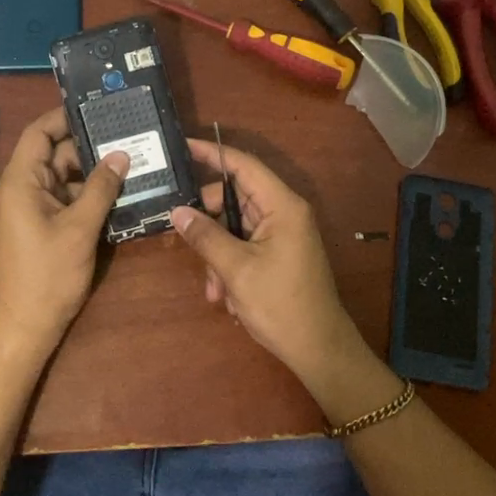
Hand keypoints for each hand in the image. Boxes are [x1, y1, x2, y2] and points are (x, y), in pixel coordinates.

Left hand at [0, 108, 128, 360]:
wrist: (24, 327)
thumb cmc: (47, 275)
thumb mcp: (79, 229)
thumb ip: (101, 189)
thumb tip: (121, 155)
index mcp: (20, 182)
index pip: (38, 133)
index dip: (64, 117)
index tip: (97, 106)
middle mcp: (21, 190)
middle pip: (55, 155)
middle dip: (89, 146)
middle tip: (128, 135)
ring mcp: (30, 210)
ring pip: (63, 179)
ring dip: (93, 174)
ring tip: (132, 161)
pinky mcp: (40, 228)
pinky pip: (65, 201)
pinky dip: (88, 196)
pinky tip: (119, 194)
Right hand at [170, 140, 363, 386]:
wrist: (318, 348)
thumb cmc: (280, 304)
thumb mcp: (237, 270)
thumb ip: (206, 236)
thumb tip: (177, 212)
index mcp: (282, 206)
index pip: (243, 166)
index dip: (213, 153)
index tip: (183, 146)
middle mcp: (284, 213)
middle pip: (234, 198)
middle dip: (208, 222)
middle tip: (184, 237)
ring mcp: (282, 234)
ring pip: (235, 226)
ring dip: (217, 253)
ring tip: (213, 288)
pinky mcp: (278, 254)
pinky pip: (244, 246)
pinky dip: (229, 266)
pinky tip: (224, 295)